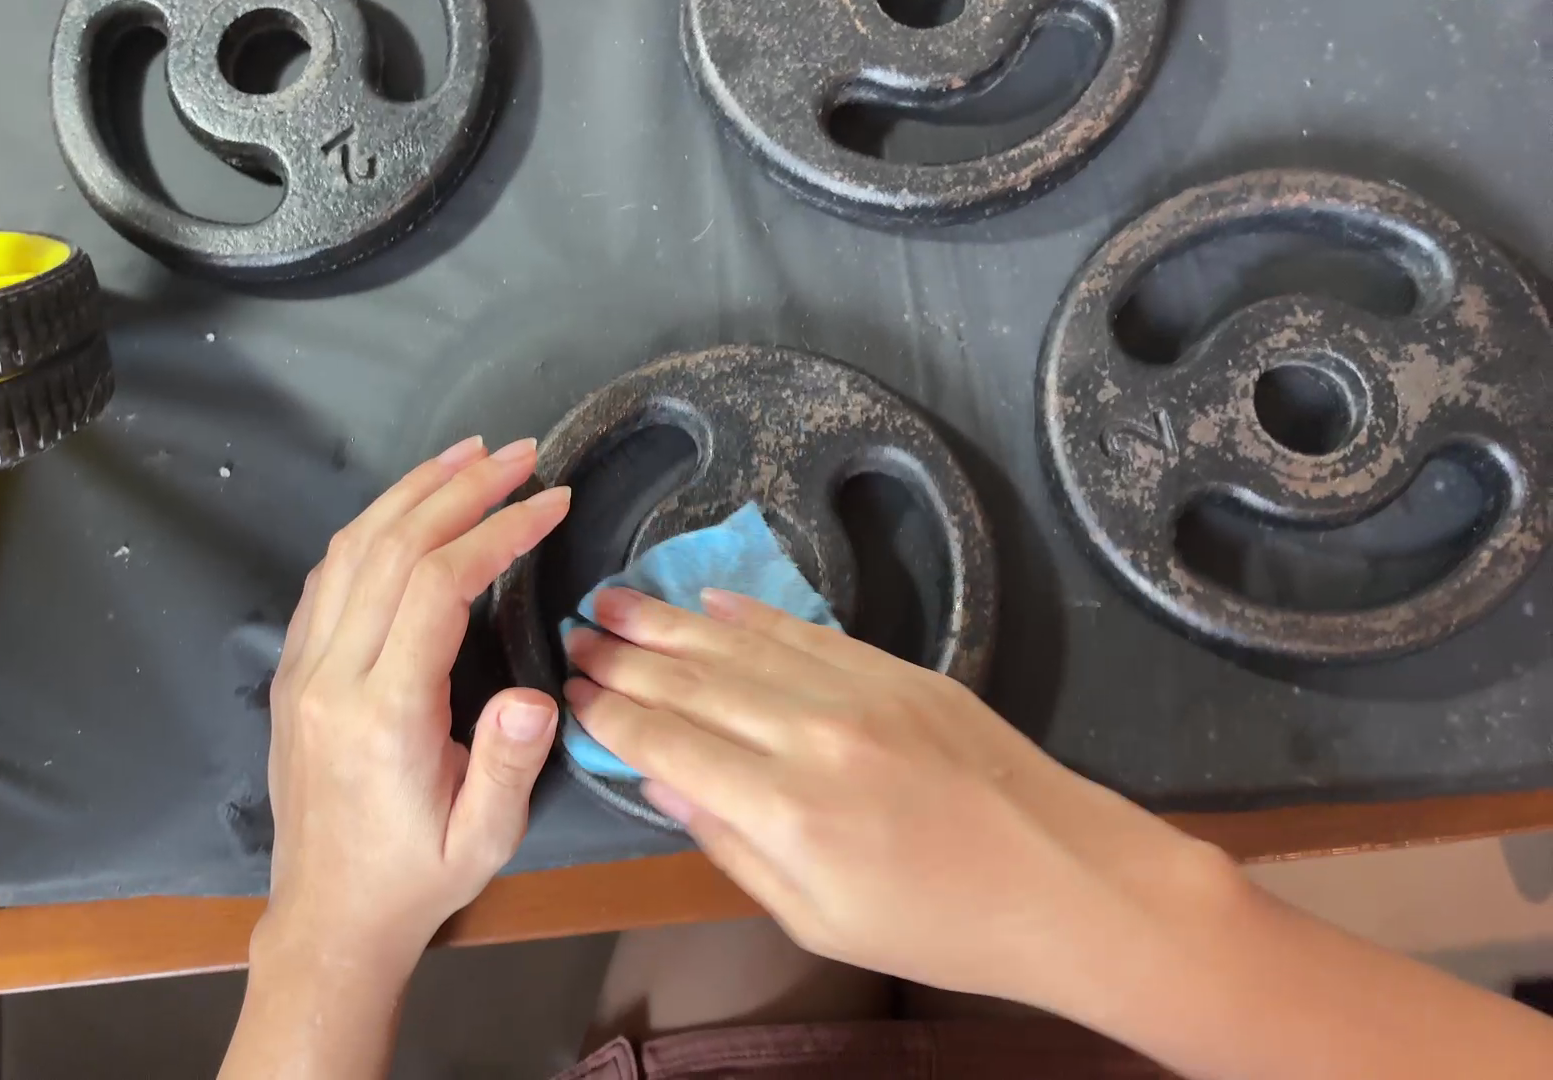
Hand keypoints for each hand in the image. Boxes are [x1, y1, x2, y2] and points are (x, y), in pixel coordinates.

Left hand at [264, 436, 570, 958]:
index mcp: (384, 713)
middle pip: (393, 548)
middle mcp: (332, 674)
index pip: (439, 586)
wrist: (330, 917)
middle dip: (463, 489)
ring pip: (352, 548)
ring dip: (413, 490)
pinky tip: (409, 506)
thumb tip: (539, 694)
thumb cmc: (417, 877)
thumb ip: (510, 762)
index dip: (499, 530)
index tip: (551, 501)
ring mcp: (303, 665)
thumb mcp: (485, 838)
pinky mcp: (294, 667)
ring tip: (468, 454)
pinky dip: (373, 525)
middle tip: (520, 453)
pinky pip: (329, 574)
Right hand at [564, 586, 1239, 1009]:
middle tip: (576, 631)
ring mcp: (854, 690)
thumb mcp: (813, 915)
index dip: (612, 712)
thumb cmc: (934, 926)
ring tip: (613, 598)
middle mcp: (809, 734)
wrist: (1068, 882)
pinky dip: (746, 613)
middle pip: (691, 682)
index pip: (667, 742)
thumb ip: (727, 842)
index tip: (573, 690)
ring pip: (735, 644)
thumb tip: (659, 782)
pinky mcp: (891, 667)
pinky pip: (800, 629)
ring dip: (666, 620)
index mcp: (785, 809)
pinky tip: (705, 600)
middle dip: (623, 656)